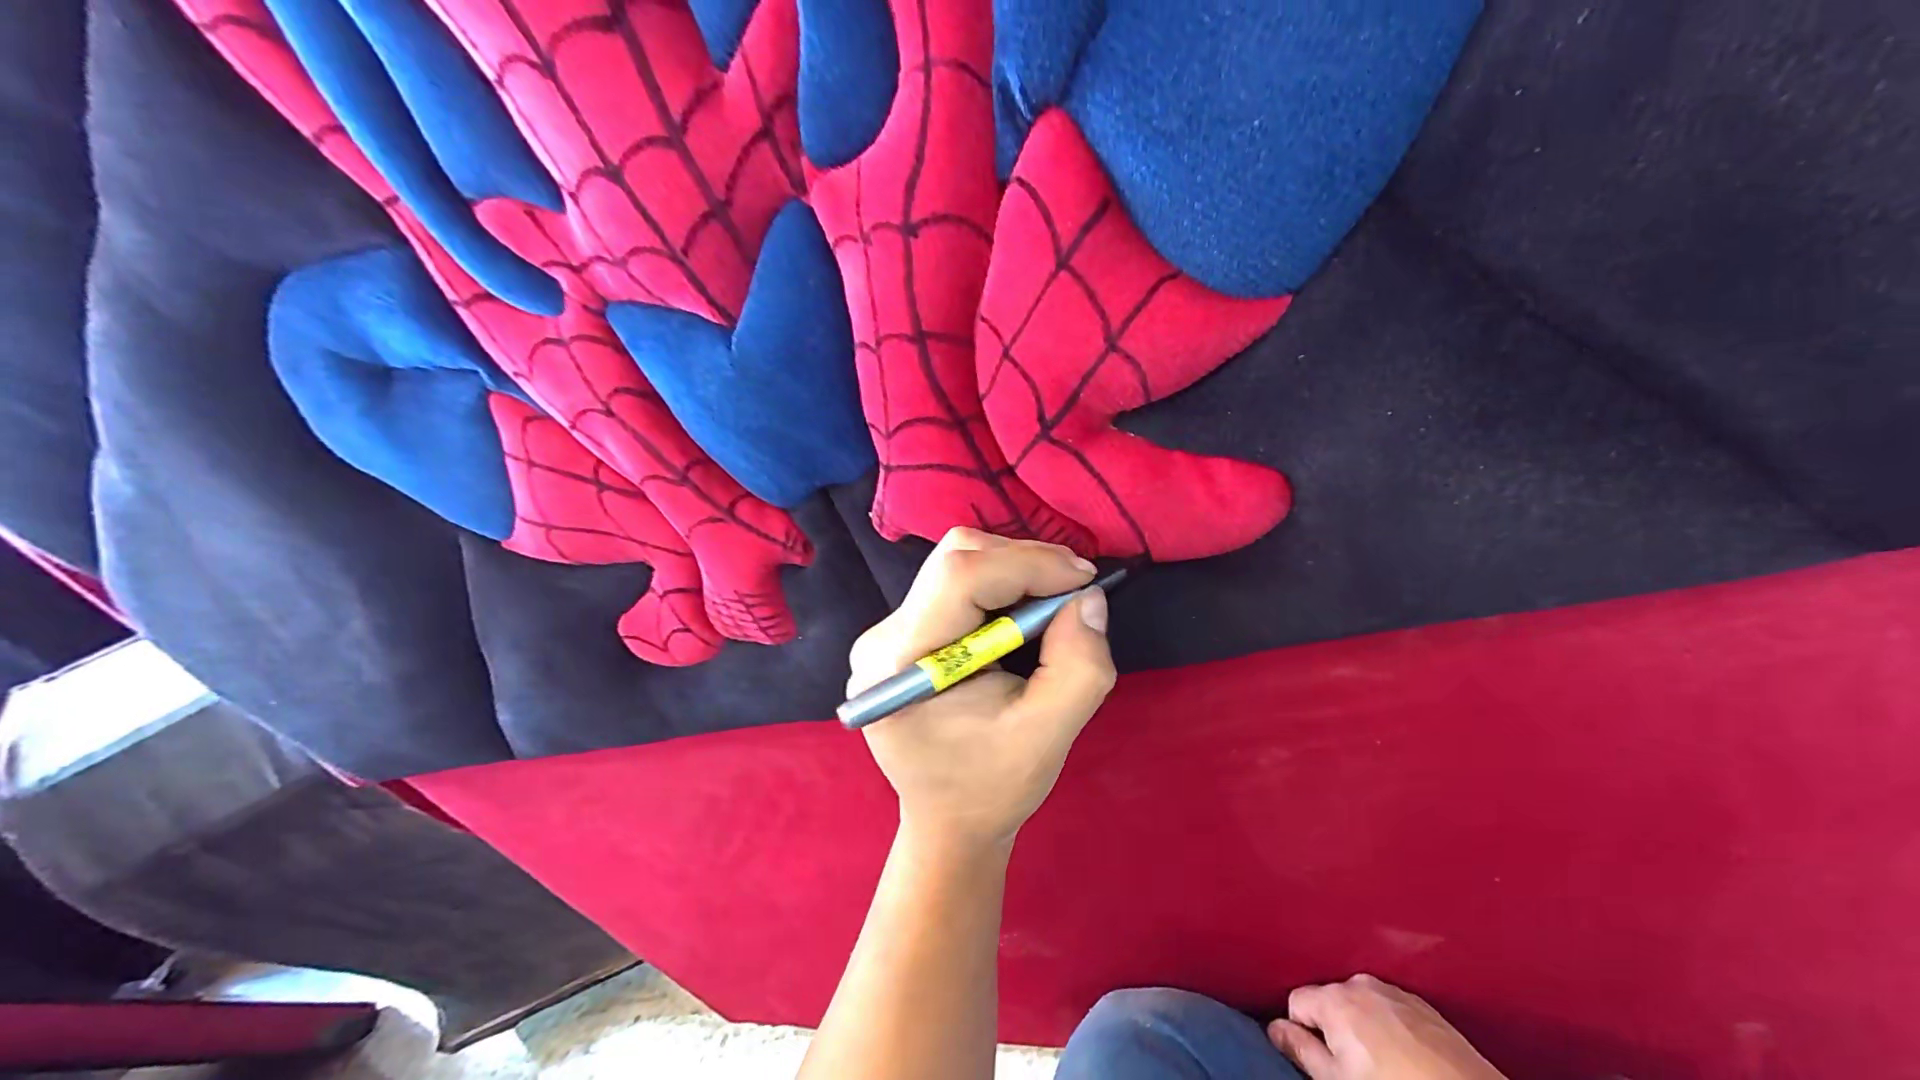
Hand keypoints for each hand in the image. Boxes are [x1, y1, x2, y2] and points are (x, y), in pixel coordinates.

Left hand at [847, 528, 1116, 848]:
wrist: (948, 823)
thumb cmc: (992, 788)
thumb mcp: (1049, 735)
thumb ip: (1079, 665)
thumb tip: (1087, 597)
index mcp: (902, 664)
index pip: (960, 577)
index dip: (1029, 564)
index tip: (1085, 578)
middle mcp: (881, 638)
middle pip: (955, 559)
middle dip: (1024, 561)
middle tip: (1074, 588)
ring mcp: (885, 634)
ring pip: (955, 564)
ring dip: (1013, 569)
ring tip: (1053, 600)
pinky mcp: (901, 634)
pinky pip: (953, 584)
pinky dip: (999, 584)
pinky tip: (1023, 613)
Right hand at [1268, 975, 1506, 1079]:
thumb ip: (1300, 1050)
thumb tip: (1276, 1029)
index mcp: (1335, 999)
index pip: (1296, 1002)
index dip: (1302, 1034)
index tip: (1321, 1063)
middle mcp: (1362, 985)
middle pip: (1330, 1001)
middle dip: (1334, 1030)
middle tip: (1354, 1071)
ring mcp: (1397, 993)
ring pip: (1362, 1006)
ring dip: (1364, 1030)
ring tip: (1385, 1070)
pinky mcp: (1427, 1009)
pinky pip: (1392, 1013)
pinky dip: (1391, 1031)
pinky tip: (1408, 1064)